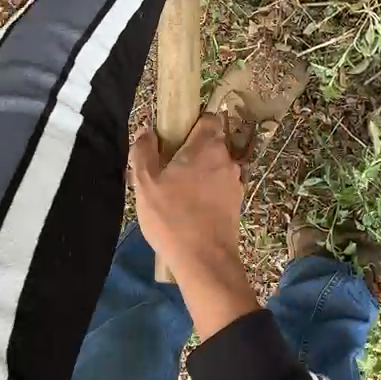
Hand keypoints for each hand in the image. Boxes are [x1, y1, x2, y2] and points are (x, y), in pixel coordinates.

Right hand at [131, 112, 258, 338]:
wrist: (205, 261)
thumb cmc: (172, 217)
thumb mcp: (145, 183)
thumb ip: (144, 151)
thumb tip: (146, 130)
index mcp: (207, 147)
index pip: (209, 118)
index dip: (193, 122)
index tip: (175, 134)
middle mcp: (227, 160)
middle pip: (211, 144)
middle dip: (192, 151)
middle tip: (167, 167)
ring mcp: (235, 183)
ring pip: (215, 167)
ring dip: (200, 173)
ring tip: (176, 191)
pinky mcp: (236, 205)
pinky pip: (219, 188)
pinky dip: (207, 192)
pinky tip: (189, 208)